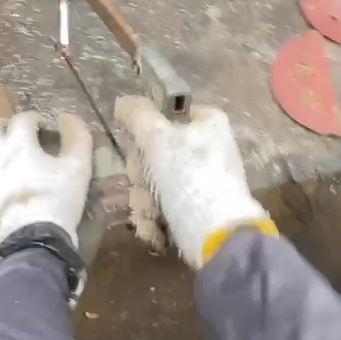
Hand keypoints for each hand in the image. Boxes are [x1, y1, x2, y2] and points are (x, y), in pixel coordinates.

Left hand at [0, 112, 93, 255]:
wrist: (30, 242)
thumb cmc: (57, 206)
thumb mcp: (79, 170)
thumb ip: (78, 138)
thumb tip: (67, 117)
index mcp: (20, 142)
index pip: (23, 119)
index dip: (32, 121)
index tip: (39, 129)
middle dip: (2, 129)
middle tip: (10, 140)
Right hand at [115, 97, 272, 266]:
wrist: (218, 237)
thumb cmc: (190, 179)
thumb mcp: (158, 139)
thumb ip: (137, 115)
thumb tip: (123, 102)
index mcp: (207, 123)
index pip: (164, 115)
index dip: (144, 132)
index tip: (135, 149)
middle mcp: (208, 147)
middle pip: (155, 152)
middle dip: (142, 177)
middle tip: (144, 186)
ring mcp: (203, 179)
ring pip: (155, 182)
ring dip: (145, 200)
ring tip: (150, 215)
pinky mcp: (199, 207)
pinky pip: (165, 204)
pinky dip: (156, 217)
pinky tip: (156, 228)